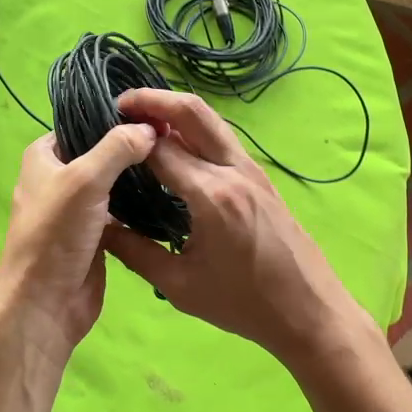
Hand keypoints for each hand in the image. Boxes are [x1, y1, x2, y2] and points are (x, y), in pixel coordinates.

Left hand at [0, 125, 157, 355]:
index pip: (82, 123)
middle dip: (132, 146)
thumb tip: (151, 127)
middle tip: (173, 136)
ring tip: (177, 159)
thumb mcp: (84, 180)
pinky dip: (141, 204)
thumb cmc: (55, 233)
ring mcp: (78, 207)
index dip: (113, 116)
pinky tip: (170, 193)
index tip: (152, 112)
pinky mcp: (96, 234)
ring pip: (114, 182)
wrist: (45, 305)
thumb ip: (117, 149)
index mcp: (44, 155)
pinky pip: (122, 210)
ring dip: (139, 176)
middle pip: (101, 151)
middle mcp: (59, 176)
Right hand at [102, 89, 374, 366]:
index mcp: (212, 197)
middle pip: (190, 111)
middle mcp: (232, 171)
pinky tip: (175, 141)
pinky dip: (193, 125)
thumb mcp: (181, 287)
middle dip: (152, 98)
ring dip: (174, 107)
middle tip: (120, 103)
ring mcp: (251, 168)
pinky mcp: (260, 175)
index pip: (160, 148)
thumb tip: (100, 227)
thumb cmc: (244, 305)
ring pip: (209, 117)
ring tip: (142, 115)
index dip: (128, 138)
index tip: (102, 135)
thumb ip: (136, 253)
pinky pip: (221, 135)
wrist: (311, 313)